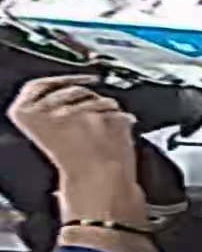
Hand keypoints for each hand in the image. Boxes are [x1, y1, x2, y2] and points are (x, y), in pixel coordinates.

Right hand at [7, 75, 137, 181]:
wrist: (97, 175)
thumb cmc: (76, 157)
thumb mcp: (47, 128)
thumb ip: (51, 108)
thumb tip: (75, 90)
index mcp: (23, 111)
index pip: (41, 84)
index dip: (66, 79)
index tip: (85, 77)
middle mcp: (45, 109)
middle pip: (77, 90)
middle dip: (93, 101)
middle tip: (98, 120)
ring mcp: (76, 112)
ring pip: (104, 100)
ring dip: (112, 112)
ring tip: (107, 131)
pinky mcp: (103, 118)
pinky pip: (123, 113)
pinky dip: (127, 122)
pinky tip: (119, 135)